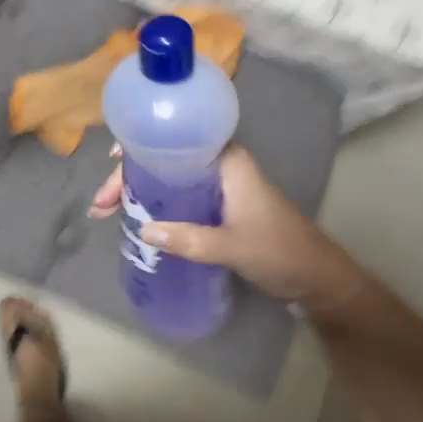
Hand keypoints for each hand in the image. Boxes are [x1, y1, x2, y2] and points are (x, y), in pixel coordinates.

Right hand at [89, 145, 361, 306]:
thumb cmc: (282, 253)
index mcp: (226, 161)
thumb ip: (190, 240)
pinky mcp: (216, 206)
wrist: (321, 281)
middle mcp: (218, 167)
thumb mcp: (233, 247)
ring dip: (135, 192)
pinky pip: (174, 196)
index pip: (176, 140)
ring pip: (165, 179)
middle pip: (163, 161)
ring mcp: (217, 187)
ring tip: (105, 212)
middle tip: (101, 202)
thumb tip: (142, 229)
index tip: (113, 157)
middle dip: (128, 178)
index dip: (140, 145)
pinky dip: (151, 204)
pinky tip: (132, 218)